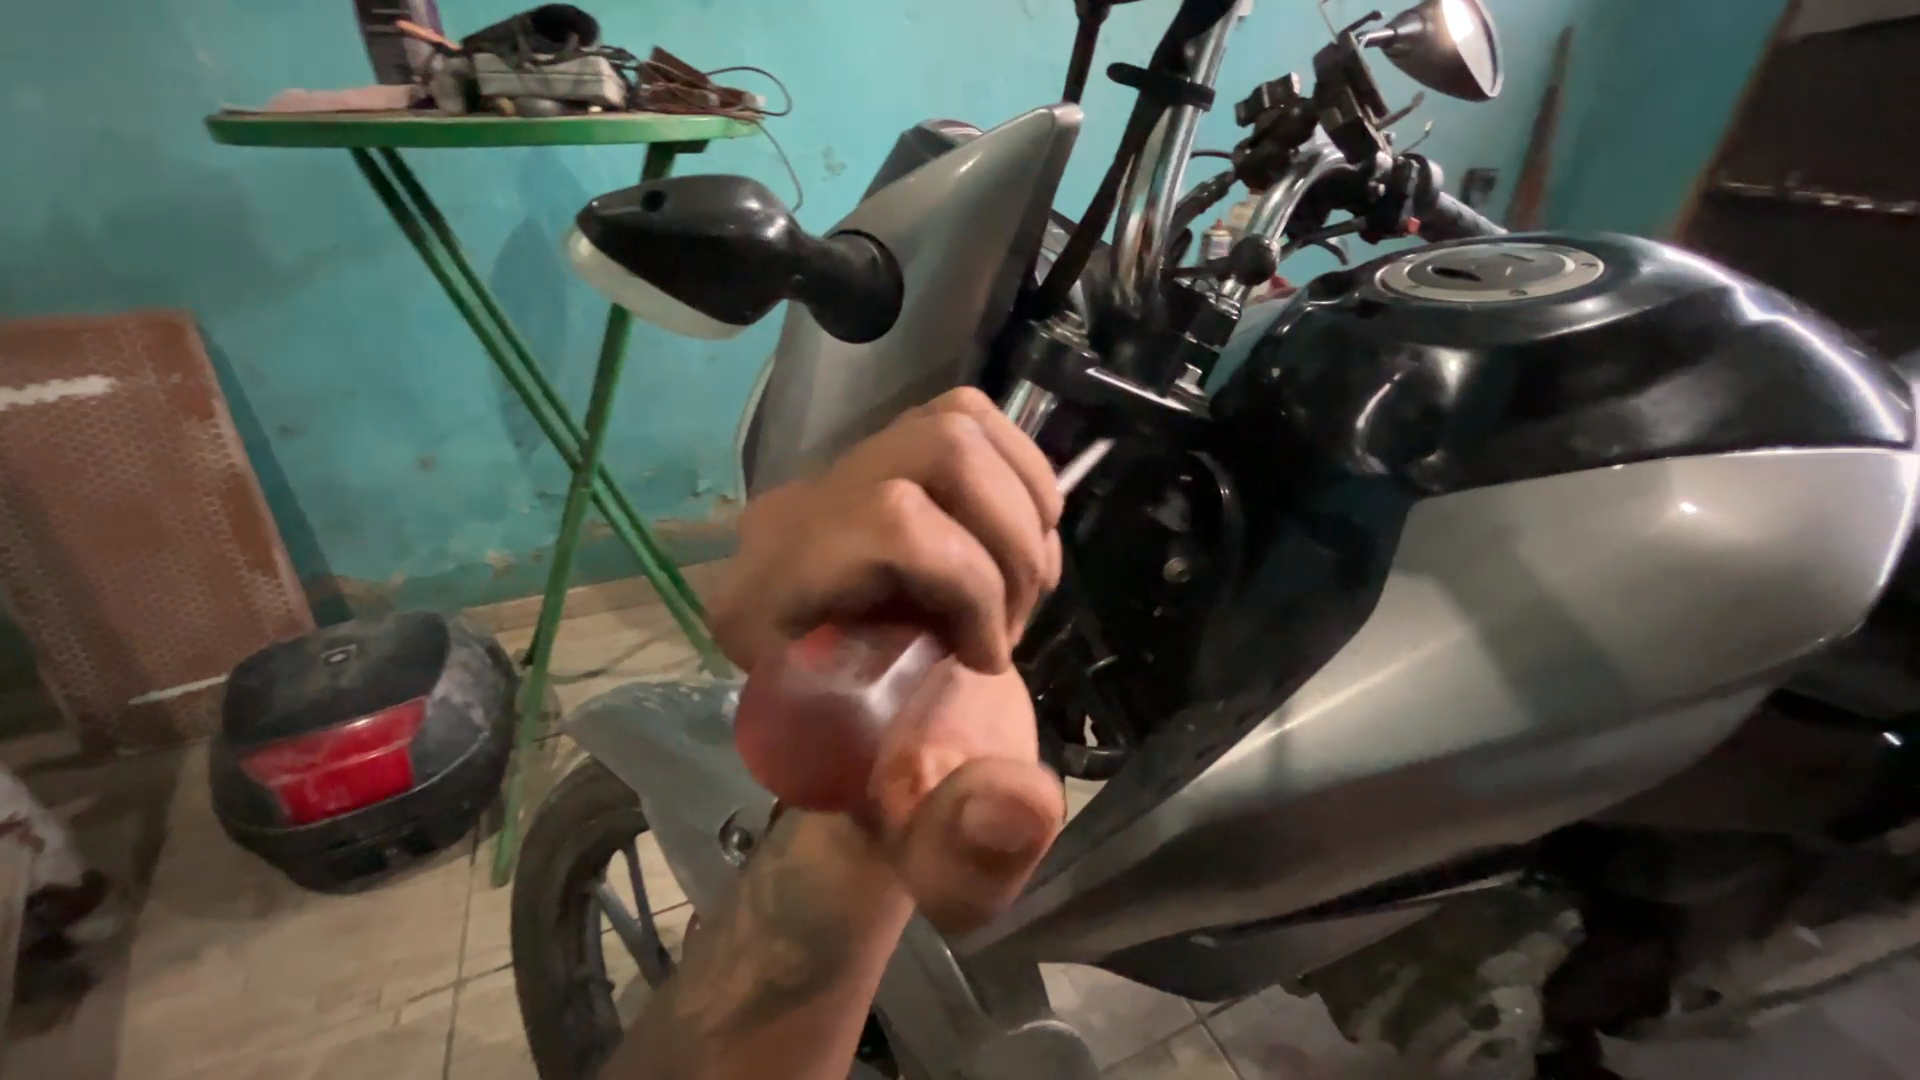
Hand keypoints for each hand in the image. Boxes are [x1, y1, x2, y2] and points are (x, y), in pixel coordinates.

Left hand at [714, 388, 1068, 930]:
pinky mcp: (881, 461)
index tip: (987, 659)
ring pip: (954, 425)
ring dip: (1021, 510)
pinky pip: (966, 414)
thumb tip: (1018, 804)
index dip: (968, 581)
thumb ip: (960, 846)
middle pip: (935, 453)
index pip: (887, 520)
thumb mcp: (916, 837)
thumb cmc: (888, 784)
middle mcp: (784, 524)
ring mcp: (833, 482)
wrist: (874, 738)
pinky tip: (1019, 542)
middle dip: (1005, 546)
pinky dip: (1022, 475)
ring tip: (1018, 583)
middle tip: (1008, 620)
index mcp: (762, 605)